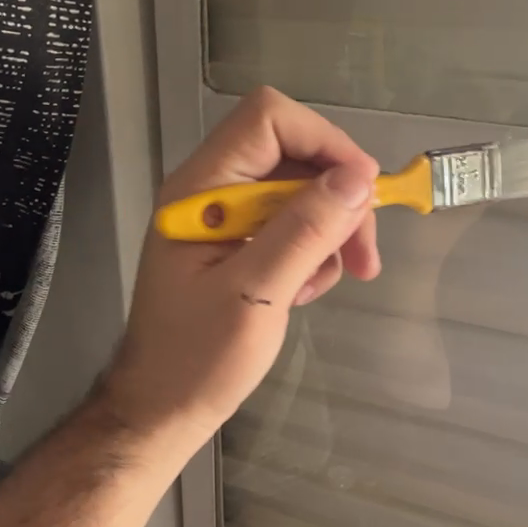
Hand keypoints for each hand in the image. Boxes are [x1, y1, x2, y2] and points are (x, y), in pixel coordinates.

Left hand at [99, 87, 381, 449]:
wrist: (164, 406)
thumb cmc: (198, 358)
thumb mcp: (257, 295)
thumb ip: (304, 232)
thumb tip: (357, 179)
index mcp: (202, 190)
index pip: (269, 119)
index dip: (325, 142)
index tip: (364, 193)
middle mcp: (212, 191)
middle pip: (292, 156)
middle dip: (337, 200)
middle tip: (364, 258)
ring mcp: (224, 220)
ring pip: (298, 194)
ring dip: (327, 233)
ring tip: (322, 285)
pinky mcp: (236, 246)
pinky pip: (289, 227)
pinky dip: (310, 254)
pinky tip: (303, 293)